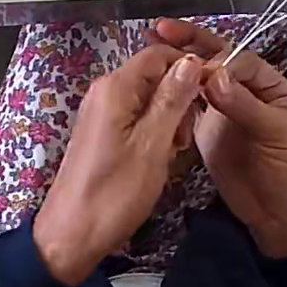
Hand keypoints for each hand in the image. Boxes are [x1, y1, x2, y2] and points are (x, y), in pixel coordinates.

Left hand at [32, 46, 205, 284]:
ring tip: (174, 149)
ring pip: (148, 97)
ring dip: (170, 117)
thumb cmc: (114, 192)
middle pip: (153, 74)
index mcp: (114, 87)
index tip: (214, 90)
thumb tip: (191, 61)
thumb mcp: (152, 145)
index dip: (189, 66)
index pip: (158, 54)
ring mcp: (100, 111)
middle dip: (179, 96)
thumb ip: (172, 100)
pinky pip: (136, 116)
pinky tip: (160, 155)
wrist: (72, 232)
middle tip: (186, 134)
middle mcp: (104, 91)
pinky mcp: (102, 131)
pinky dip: (154, 130)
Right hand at [151, 19, 286, 257]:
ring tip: (148, 51)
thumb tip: (212, 75)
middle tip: (159, 29)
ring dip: (175, 65)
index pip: (239, 62)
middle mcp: (244, 93)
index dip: (217, 60)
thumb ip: (246, 105)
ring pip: (196, 80)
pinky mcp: (204, 132)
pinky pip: (185, 106)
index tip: (196, 68)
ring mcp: (222, 112)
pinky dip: (170, 94)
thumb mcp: (281, 137)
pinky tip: (152, 85)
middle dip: (190, 43)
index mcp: (270, 88)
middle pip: (215, 60)